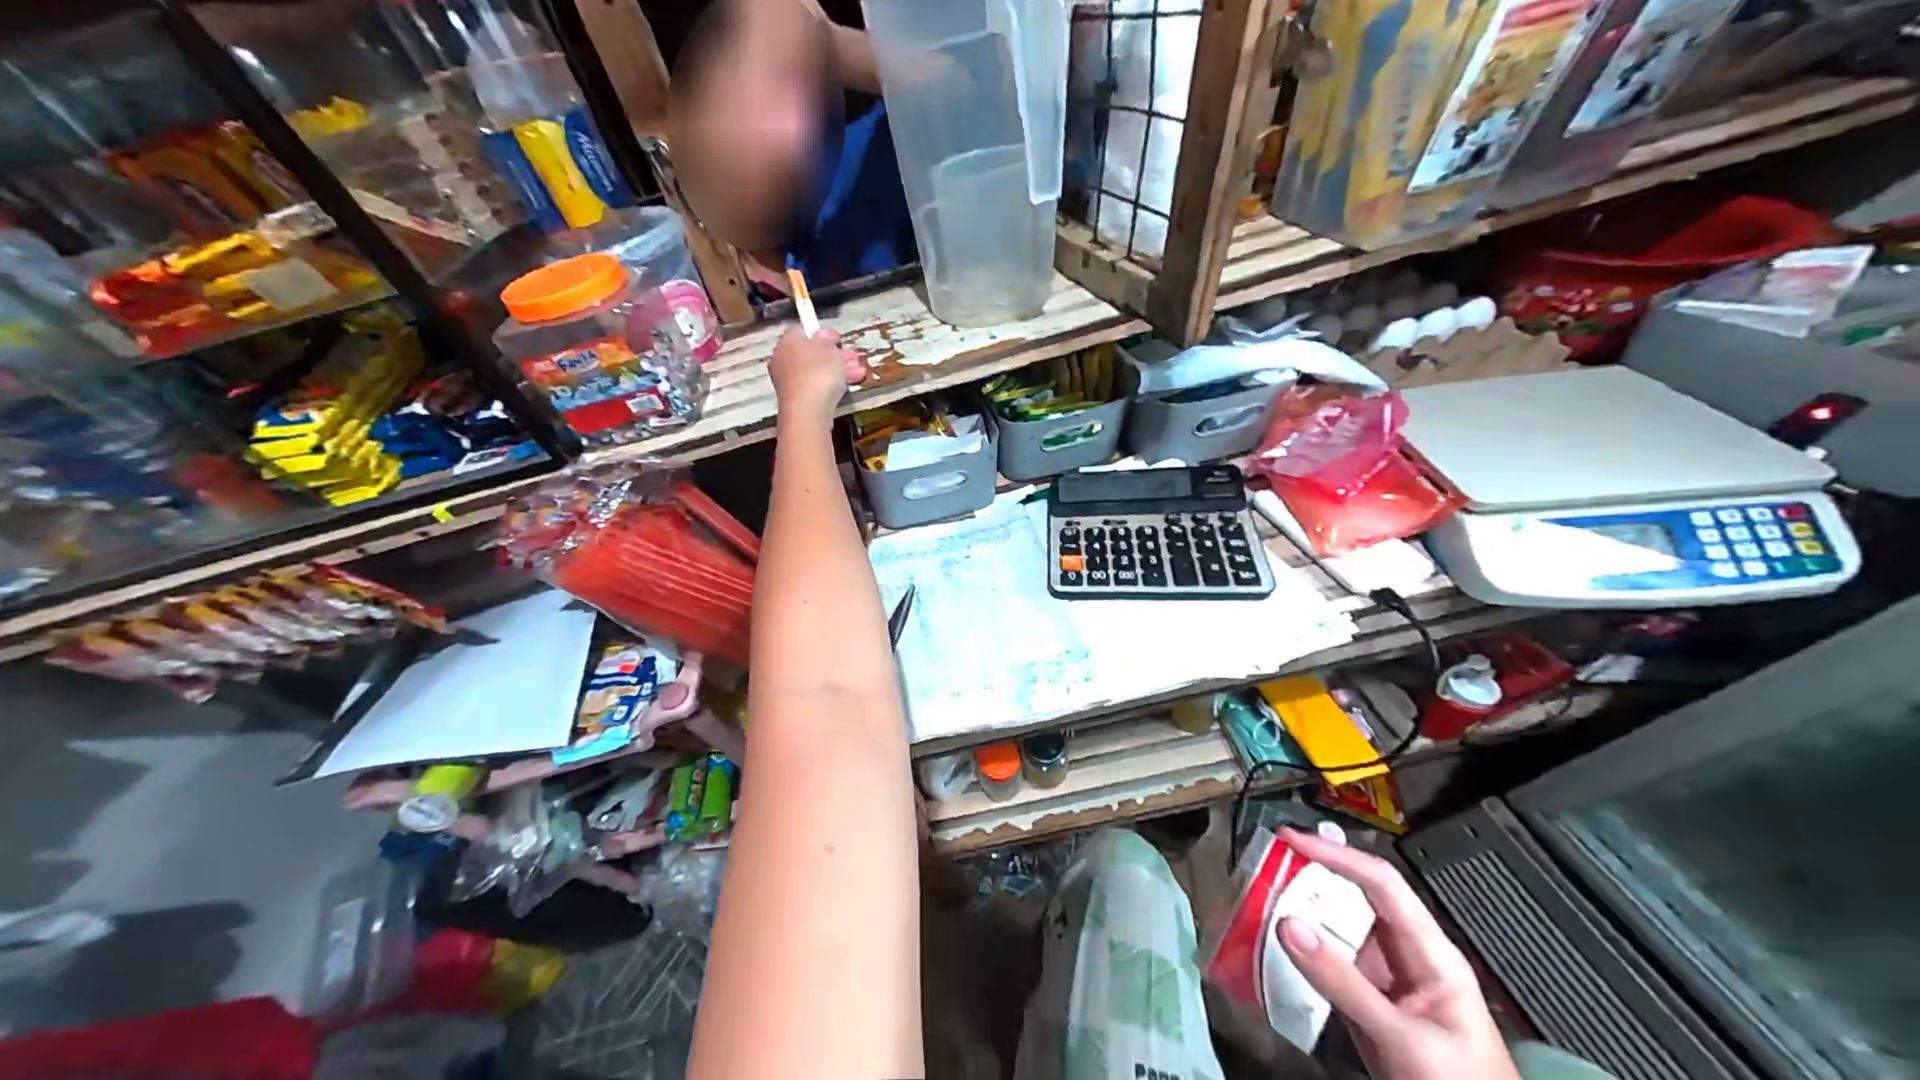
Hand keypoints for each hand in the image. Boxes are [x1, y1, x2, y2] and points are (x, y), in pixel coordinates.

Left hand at [770, 326, 866, 423]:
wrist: (807, 410)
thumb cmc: (819, 371)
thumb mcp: (830, 351)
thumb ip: (828, 341)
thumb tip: (823, 335)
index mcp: (788, 341)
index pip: (803, 332)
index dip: (823, 334)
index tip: (839, 339)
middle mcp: (783, 359)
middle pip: (811, 353)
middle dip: (835, 355)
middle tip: (854, 357)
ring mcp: (788, 381)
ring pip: (816, 371)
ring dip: (838, 370)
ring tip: (860, 372)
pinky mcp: (796, 399)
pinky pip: (815, 386)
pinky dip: (831, 384)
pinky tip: (848, 385)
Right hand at [1276, 828, 1520, 1079]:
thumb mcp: (1404, 1038)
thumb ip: (1344, 984)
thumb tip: (1287, 926)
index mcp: (1431, 953)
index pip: (1381, 883)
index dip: (1336, 854)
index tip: (1292, 839)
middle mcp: (1406, 957)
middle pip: (1356, 900)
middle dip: (1313, 878)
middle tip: (1270, 863)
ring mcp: (1386, 982)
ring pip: (1338, 930)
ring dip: (1303, 914)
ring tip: (1263, 898)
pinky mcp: (1367, 1006)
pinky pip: (1329, 964)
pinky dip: (1303, 951)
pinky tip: (1276, 945)